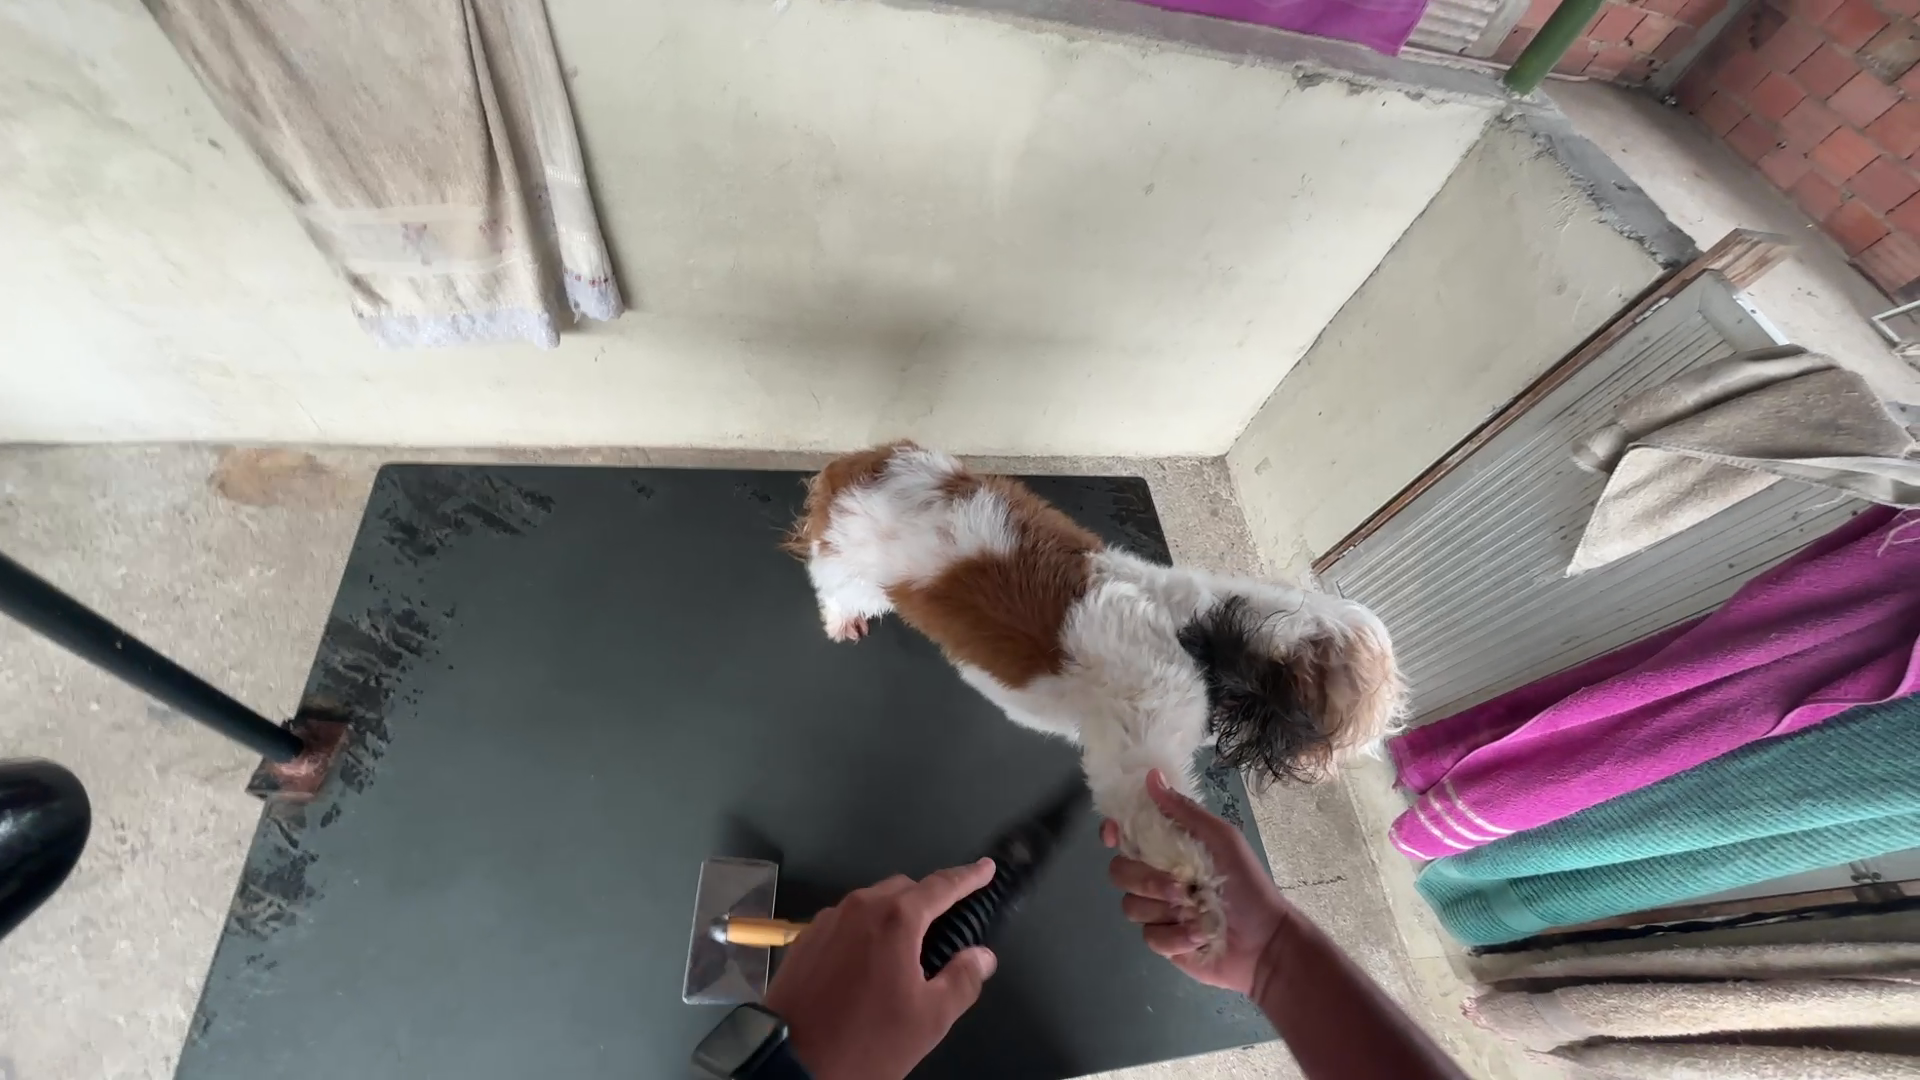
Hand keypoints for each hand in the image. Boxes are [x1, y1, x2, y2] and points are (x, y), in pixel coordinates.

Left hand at [764, 860, 998, 1079]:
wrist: (788, 1066)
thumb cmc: (867, 1042)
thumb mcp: (928, 1020)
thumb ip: (962, 979)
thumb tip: (981, 955)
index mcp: (897, 918)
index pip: (942, 886)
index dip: (969, 876)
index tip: (985, 868)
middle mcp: (862, 905)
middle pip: (906, 889)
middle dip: (928, 901)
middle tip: (943, 931)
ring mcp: (830, 918)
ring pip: (873, 901)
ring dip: (894, 915)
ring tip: (902, 954)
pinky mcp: (806, 936)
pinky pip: (846, 920)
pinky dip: (864, 930)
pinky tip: (865, 963)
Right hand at [1104, 769, 1299, 995]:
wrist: (1267, 943)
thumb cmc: (1248, 885)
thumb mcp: (1222, 839)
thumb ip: (1185, 810)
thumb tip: (1152, 776)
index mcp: (1166, 849)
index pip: (1124, 836)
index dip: (1112, 833)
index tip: (1114, 836)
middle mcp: (1154, 877)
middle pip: (1119, 872)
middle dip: (1146, 880)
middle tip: (1179, 887)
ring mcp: (1157, 911)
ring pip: (1131, 907)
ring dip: (1165, 911)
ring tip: (1197, 915)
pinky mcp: (1164, 942)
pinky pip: (1149, 937)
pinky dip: (1175, 938)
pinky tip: (1199, 936)